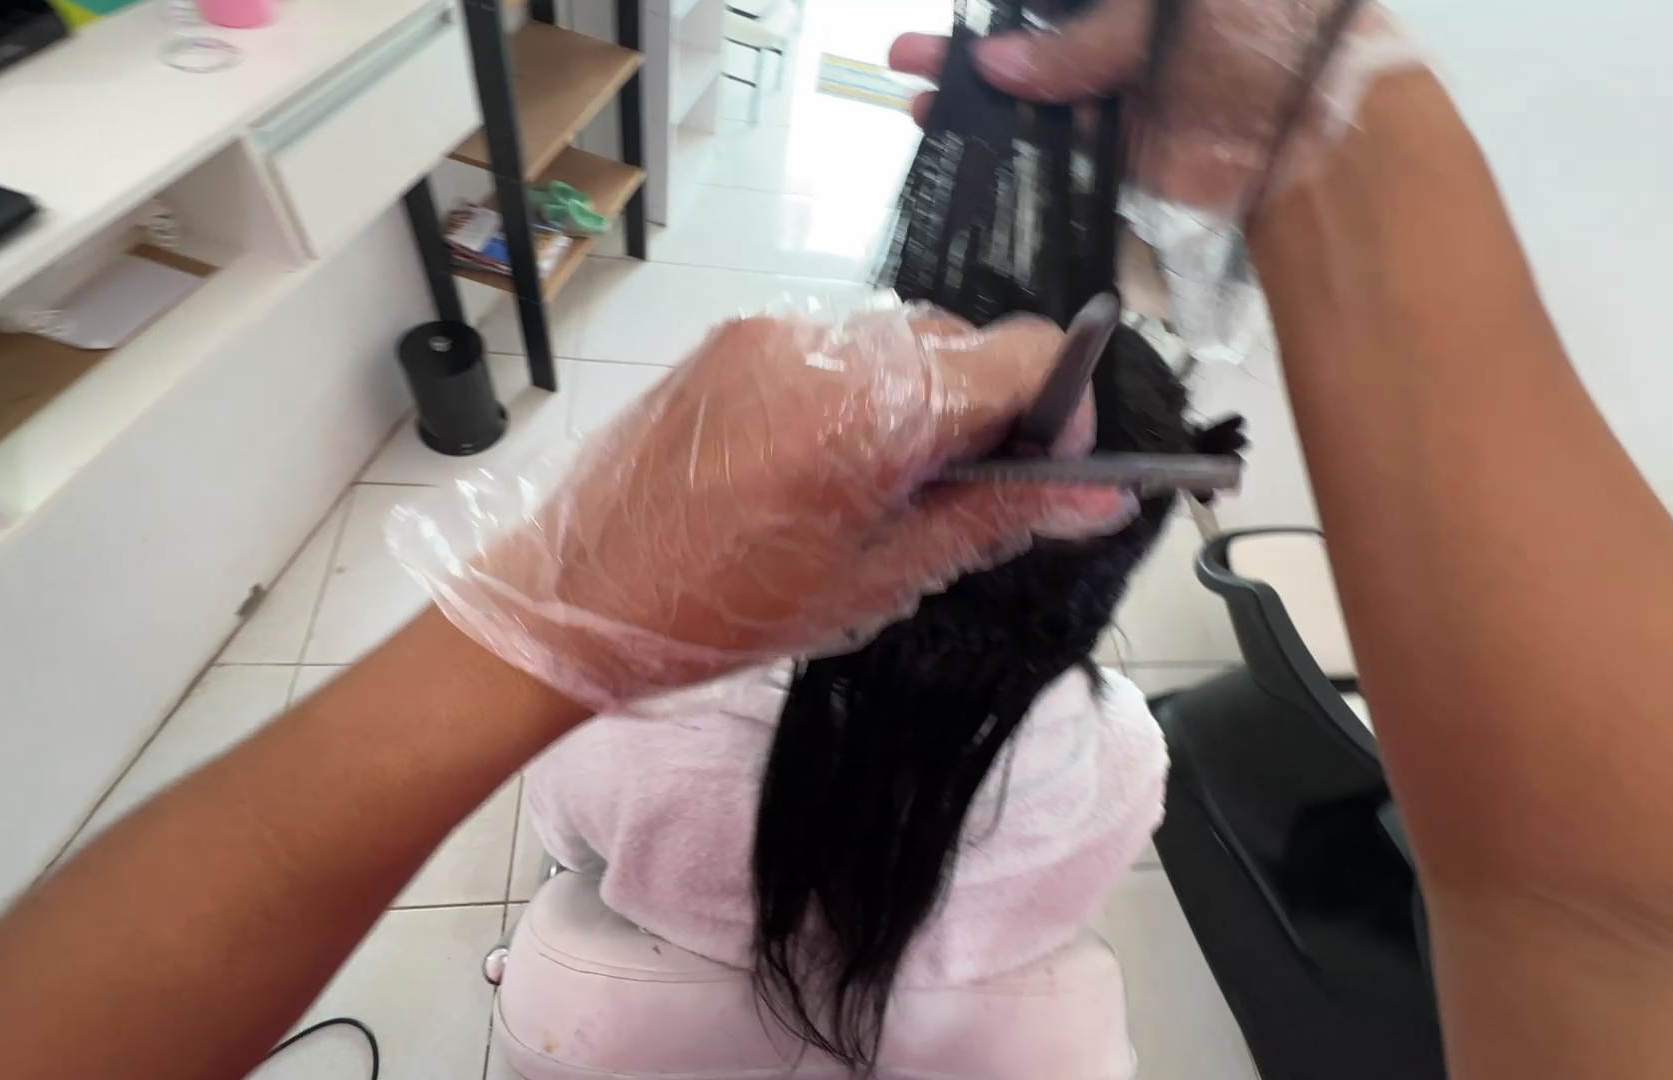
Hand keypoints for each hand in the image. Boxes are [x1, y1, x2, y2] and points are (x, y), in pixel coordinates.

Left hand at [390, 305, 1128, 710]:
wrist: (573, 597)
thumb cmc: (726, 613)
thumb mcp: (875, 580)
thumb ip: (990, 520)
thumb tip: (1099, 497)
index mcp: (865, 410)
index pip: (1019, 354)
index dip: (1057, 408)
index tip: (1041, 468)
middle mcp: (820, 343)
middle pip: (959, 344)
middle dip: (984, 412)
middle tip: (952, 493)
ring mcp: (768, 331)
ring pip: (896, 346)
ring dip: (918, 404)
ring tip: (874, 485)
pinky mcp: (731, 339)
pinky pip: (834, 350)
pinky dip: (858, 394)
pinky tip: (821, 459)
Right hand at [888, 0, 1421, 215]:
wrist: (1320, 131)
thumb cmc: (1265, 35)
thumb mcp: (1167, 18)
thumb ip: (1080, 45)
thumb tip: (997, 67)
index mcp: (1135, 3)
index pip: (1052, 0)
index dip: (1000, 12)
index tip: (953, 19)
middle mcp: (1117, 44)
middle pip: (1029, 47)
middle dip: (967, 55)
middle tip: (907, 59)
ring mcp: (1113, 102)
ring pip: (1031, 101)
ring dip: (976, 108)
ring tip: (917, 108)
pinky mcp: (1114, 158)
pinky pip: (1054, 154)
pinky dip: (1012, 156)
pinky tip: (966, 152)